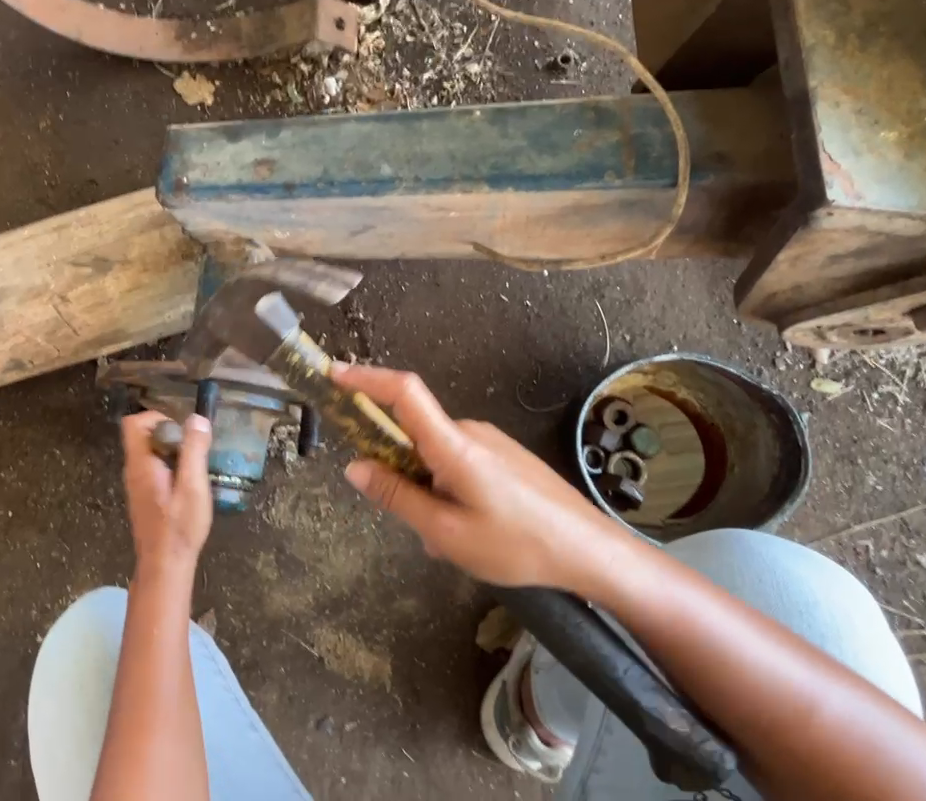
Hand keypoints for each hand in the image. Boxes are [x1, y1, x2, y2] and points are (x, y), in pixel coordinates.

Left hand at [119, 410, 213, 578]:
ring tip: (193, 469)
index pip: (134, 423)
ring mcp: (136, 485)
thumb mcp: (193, 486)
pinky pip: (153, 469)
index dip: (157, 418)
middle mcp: (133, 471)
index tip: (181, 432)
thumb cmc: (179, 526)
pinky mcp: (143, 497)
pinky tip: (187, 486)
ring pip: (150, 453)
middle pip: (143, 436)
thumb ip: (194, 451)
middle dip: (169, 435)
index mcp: (140, 464)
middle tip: (192, 451)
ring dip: (171, 453)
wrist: (165, 565)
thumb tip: (196, 419)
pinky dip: (169, 468)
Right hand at [333, 364, 622, 594]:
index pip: (403, 394)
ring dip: (428, 492)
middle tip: (416, 526)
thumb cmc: (518, 544)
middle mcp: (470, 432)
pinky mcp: (505, 456)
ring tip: (451, 543)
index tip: (333, 374)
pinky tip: (472, 534)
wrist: (592, 551)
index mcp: (453, 445)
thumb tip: (354, 467)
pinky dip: (448, 492)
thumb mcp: (447, 533)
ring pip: (436, 458)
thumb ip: (397, 497)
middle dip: (400, 474)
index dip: (365, 378)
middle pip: (413, 436)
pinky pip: (458, 465)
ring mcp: (490, 442)